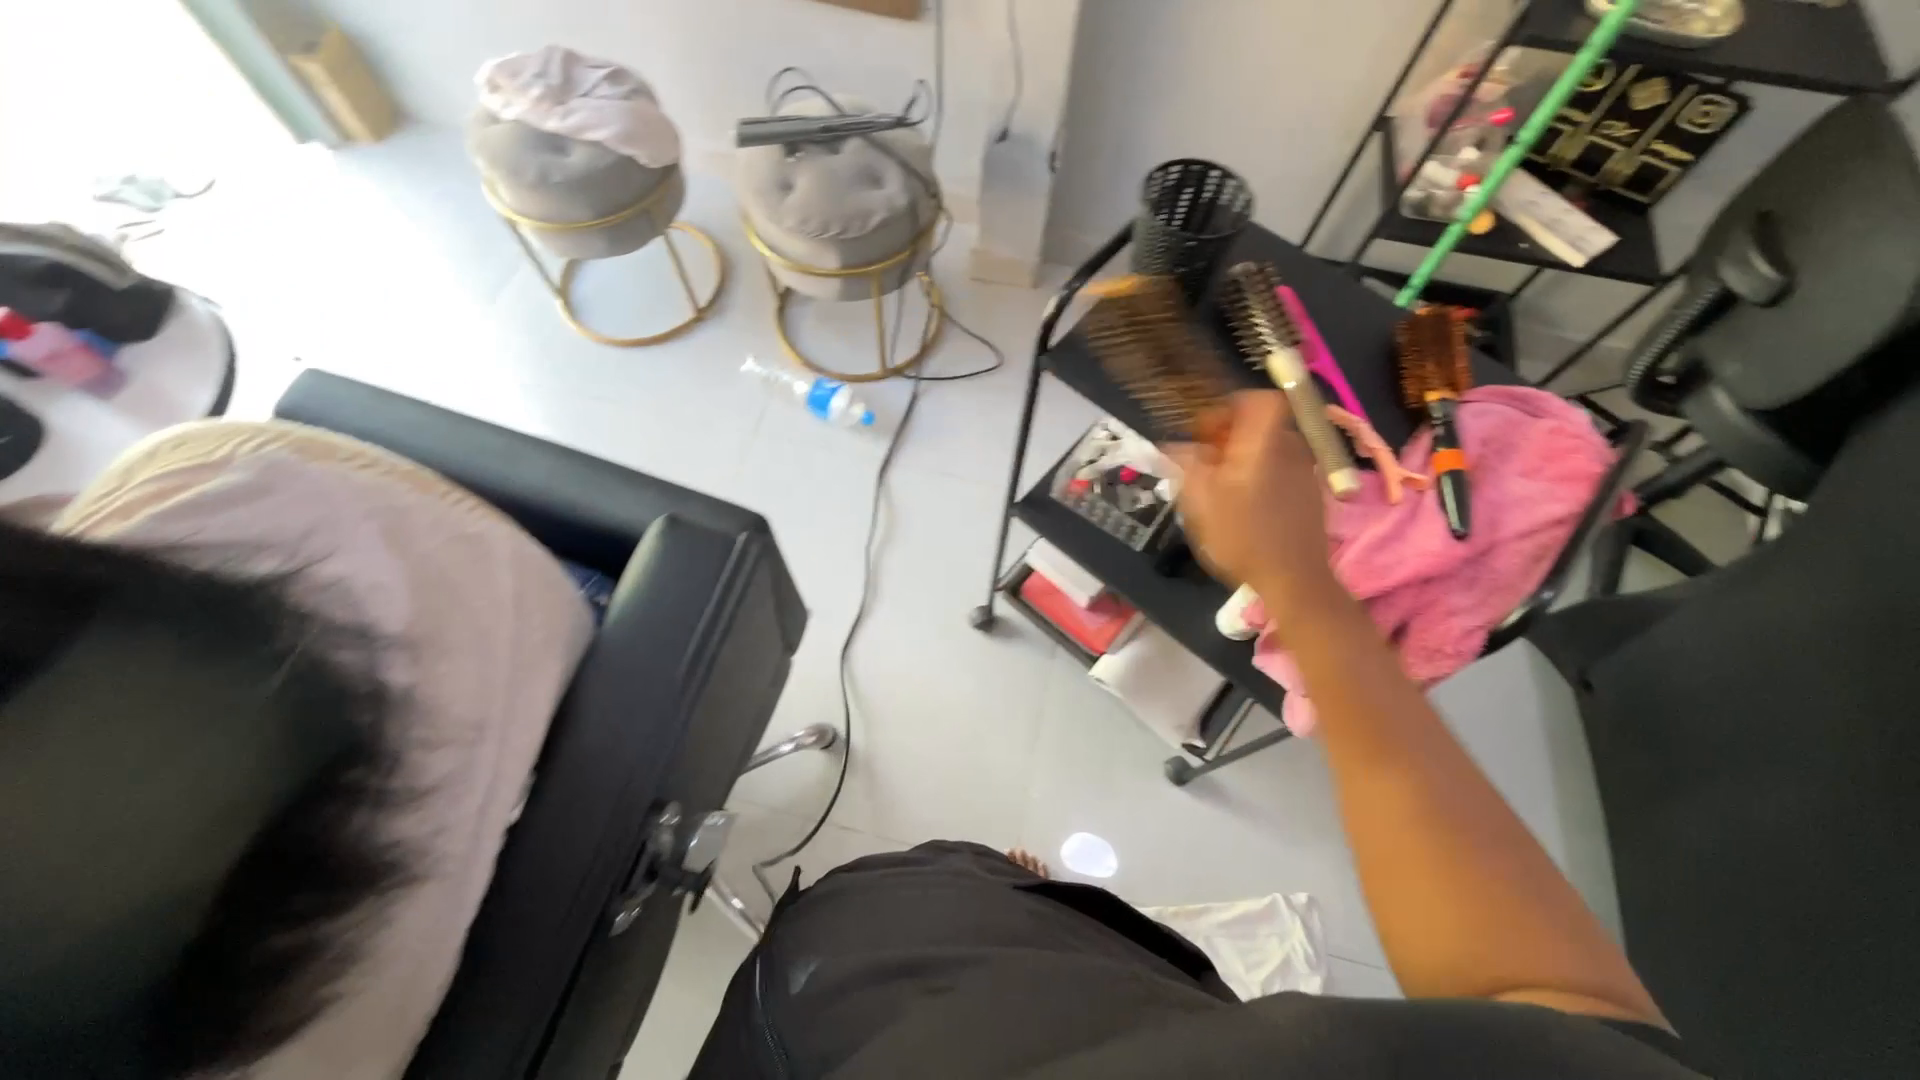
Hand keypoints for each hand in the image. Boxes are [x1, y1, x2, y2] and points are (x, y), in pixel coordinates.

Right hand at [1168, 392, 1348, 625]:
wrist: (1294, 579)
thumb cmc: (1242, 537)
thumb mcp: (1199, 502)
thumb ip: (1184, 464)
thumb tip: (1171, 446)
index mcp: (1263, 444)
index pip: (1260, 399)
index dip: (1232, 405)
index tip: (1207, 431)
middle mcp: (1290, 448)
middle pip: (1263, 424)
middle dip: (1232, 435)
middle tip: (1207, 461)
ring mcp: (1305, 472)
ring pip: (1272, 448)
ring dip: (1246, 457)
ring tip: (1222, 486)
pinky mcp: (1311, 494)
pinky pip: (1283, 469)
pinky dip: (1262, 476)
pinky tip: (1246, 506)